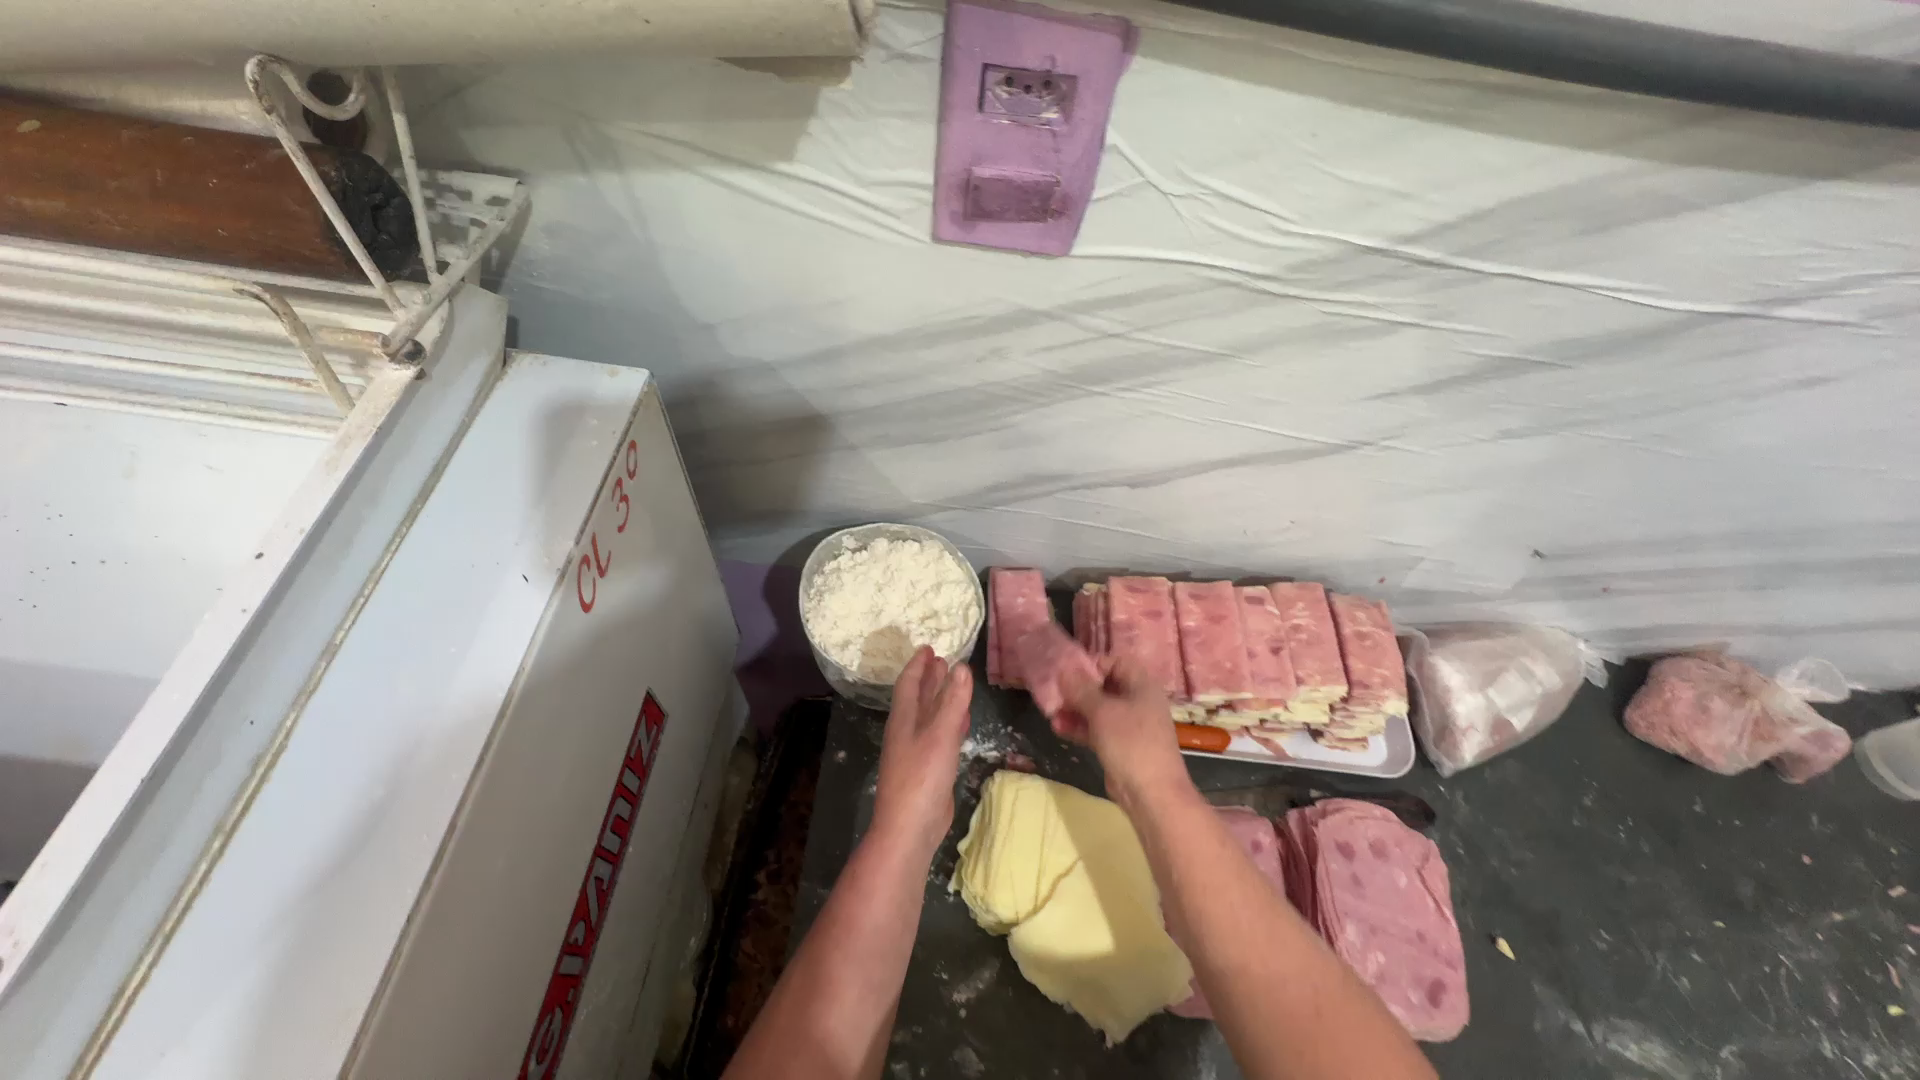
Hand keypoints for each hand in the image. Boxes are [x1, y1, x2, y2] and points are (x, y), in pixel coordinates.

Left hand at [871, 646, 973, 857]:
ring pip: (929, 716)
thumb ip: (952, 701)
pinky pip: (939, 736)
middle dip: (929, 678)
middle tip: (942, 660)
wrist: (909, 828)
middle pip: (918, 697)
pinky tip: (960, 723)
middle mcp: (907, 731)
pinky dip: (949, 723)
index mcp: (904, 719)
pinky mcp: (929, 769)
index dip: (918, 664)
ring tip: (953, 682)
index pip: (909, 683)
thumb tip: (961, 666)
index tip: (928, 647)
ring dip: (940, 699)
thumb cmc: (921, 777)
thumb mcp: (940, 734)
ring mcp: (917, 752)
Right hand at [1059, 656, 1193, 810]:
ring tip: (1051, 713)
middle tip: (1054, 693)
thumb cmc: (1130, 743)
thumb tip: (1065, 668)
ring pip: (1097, 709)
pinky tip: (1058, 728)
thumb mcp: (1102, 711)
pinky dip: (1079, 727)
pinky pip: (1097, 729)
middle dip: (1077, 689)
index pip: (1115, 661)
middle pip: (1103, 685)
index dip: (1091, 664)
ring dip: (1074, 710)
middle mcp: (1137, 700)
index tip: (1068, 673)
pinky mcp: (1119, 745)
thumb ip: (1081, 689)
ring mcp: (1129, 725)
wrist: (1151, 793)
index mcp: (1141, 685)